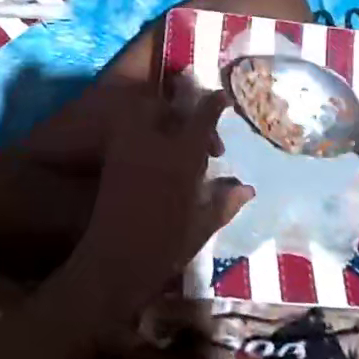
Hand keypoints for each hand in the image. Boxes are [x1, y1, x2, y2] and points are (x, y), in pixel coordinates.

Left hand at [61, 92, 253, 319]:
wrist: (114, 261)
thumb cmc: (164, 248)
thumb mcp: (201, 227)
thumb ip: (223, 203)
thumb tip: (247, 188)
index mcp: (182, 158)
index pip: (202, 118)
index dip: (213, 104)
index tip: (221, 96)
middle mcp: (154, 144)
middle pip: (166, 108)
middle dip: (180, 109)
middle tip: (193, 127)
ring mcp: (127, 149)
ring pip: (142, 114)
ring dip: (156, 117)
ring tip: (169, 135)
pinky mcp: (110, 159)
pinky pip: (126, 130)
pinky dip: (139, 131)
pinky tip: (150, 150)